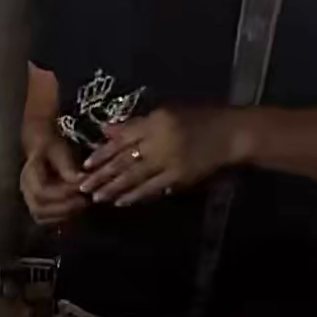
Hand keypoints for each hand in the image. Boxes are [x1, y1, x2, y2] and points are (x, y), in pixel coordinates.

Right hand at [21, 136, 90, 224]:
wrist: (41, 149)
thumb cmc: (51, 148)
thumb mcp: (60, 150)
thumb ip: (67, 166)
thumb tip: (80, 181)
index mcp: (28, 175)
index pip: (41, 191)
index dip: (62, 193)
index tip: (82, 186)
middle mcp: (25, 191)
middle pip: (39, 209)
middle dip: (63, 207)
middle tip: (85, 200)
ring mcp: (29, 201)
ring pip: (41, 217)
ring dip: (63, 214)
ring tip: (82, 205)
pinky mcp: (36, 207)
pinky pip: (45, 219)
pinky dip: (60, 218)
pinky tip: (75, 210)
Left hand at [79, 108, 251, 204]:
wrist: (233, 134)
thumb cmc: (200, 120)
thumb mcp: (168, 115)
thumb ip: (136, 124)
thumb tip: (106, 131)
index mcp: (156, 120)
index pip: (123, 139)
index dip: (102, 153)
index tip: (85, 165)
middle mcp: (160, 139)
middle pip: (123, 159)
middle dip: (101, 175)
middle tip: (82, 187)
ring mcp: (169, 159)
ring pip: (133, 176)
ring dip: (112, 188)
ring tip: (96, 197)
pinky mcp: (178, 175)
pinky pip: (151, 188)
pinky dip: (134, 195)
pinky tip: (120, 202)